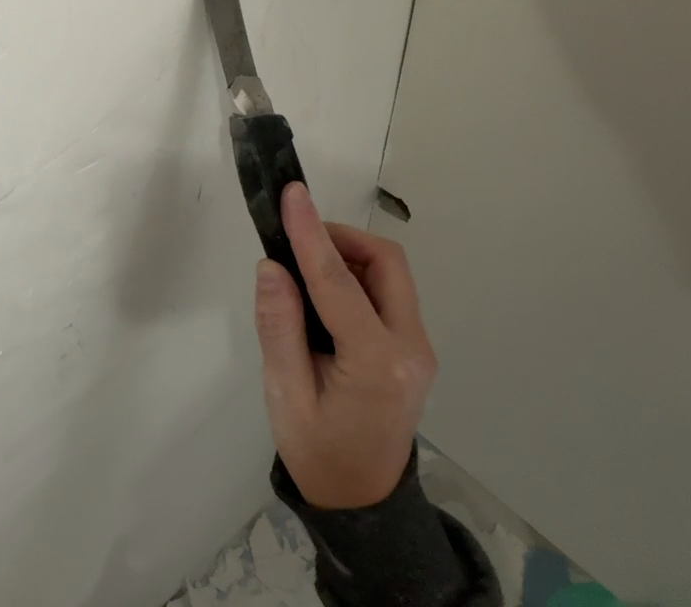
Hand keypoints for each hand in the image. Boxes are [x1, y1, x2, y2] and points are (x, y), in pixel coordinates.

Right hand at [255, 181, 437, 508]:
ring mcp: (418, 348)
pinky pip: (387, 293)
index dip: (310, 233)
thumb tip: (272, 267)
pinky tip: (320, 291)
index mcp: (377, 363)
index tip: (291, 193)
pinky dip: (353, 276)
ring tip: (300, 265)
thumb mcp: (284, 394)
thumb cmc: (315, 450)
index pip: (338, 281)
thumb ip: (279, 327)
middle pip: (385, 264)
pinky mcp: (412, 348)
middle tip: (293, 237)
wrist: (360, 497)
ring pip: (390, 273)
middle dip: (339, 237)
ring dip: (347, 254)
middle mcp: (410, 348)